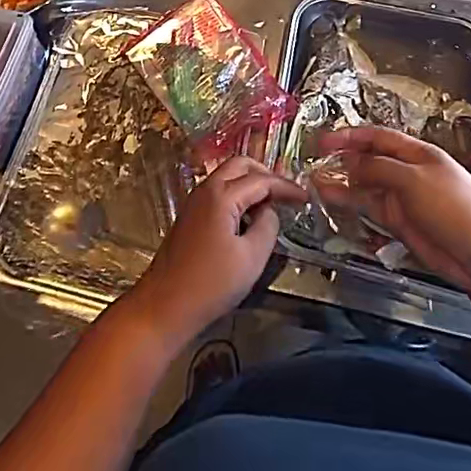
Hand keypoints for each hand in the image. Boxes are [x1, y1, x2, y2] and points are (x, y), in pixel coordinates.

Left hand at [127, 157, 305, 344]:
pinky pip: (218, 191)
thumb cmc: (211, 284)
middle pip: (240, 165)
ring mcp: (194, 201)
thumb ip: (268, 226)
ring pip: (227, 176)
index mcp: (222, 195)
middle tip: (286, 193)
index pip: (261, 180)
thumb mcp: (252, 258)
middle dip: (266, 174)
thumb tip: (269, 211)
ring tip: (272, 204)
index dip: (286, 187)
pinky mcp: (190, 215)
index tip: (305, 198)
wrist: (164, 306)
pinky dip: (237, 194)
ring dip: (250, 183)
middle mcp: (205, 189)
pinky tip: (248, 217)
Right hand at [314, 127, 470, 294]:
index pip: (378, 137)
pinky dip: (351, 202)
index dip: (350, 136)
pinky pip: (370, 207)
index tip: (325, 141)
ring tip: (316, 180)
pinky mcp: (401, 222)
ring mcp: (405, 198)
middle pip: (370, 160)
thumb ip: (379, 168)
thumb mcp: (414, 180)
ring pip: (366, 184)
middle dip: (343, 159)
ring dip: (343, 181)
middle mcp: (409, 172)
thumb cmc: (457, 210)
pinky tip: (333, 199)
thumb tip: (352, 163)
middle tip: (316, 161)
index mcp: (418, 153)